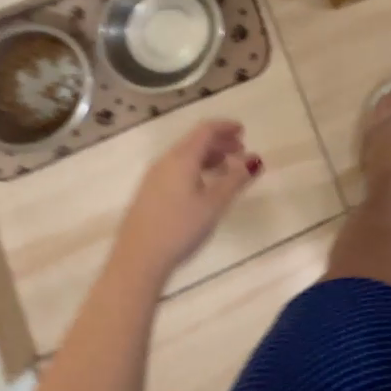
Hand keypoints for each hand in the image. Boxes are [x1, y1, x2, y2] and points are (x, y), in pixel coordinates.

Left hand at [116, 120, 260, 276]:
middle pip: (194, 142)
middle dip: (219, 143)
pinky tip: (202, 189)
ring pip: (184, 157)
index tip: (243, 131)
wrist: (136, 263)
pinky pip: (175, 170)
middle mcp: (165, 162)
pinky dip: (194, 169)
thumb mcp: (214, 204)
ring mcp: (152, 178)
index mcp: (182, 158)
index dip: (225, 127)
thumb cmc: (180, 229)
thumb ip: (236, 179)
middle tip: (240, 152)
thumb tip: (254, 159)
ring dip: (207, 157)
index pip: (205, 130)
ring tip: (225, 171)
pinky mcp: (146, 195)